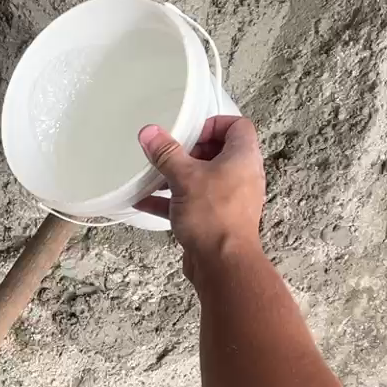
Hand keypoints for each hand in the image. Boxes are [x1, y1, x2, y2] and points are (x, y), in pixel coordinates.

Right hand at [136, 116, 265, 280]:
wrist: (222, 262)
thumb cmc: (213, 215)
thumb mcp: (185, 177)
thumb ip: (166, 154)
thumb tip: (149, 132)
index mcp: (242, 157)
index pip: (236, 126)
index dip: (212, 125)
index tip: (187, 132)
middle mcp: (240, 175)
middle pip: (216, 152)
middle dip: (188, 152)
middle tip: (168, 155)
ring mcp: (228, 198)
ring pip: (201, 179)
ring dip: (176, 177)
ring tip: (153, 177)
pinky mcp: (215, 219)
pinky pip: (192, 202)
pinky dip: (171, 200)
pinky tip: (145, 202)